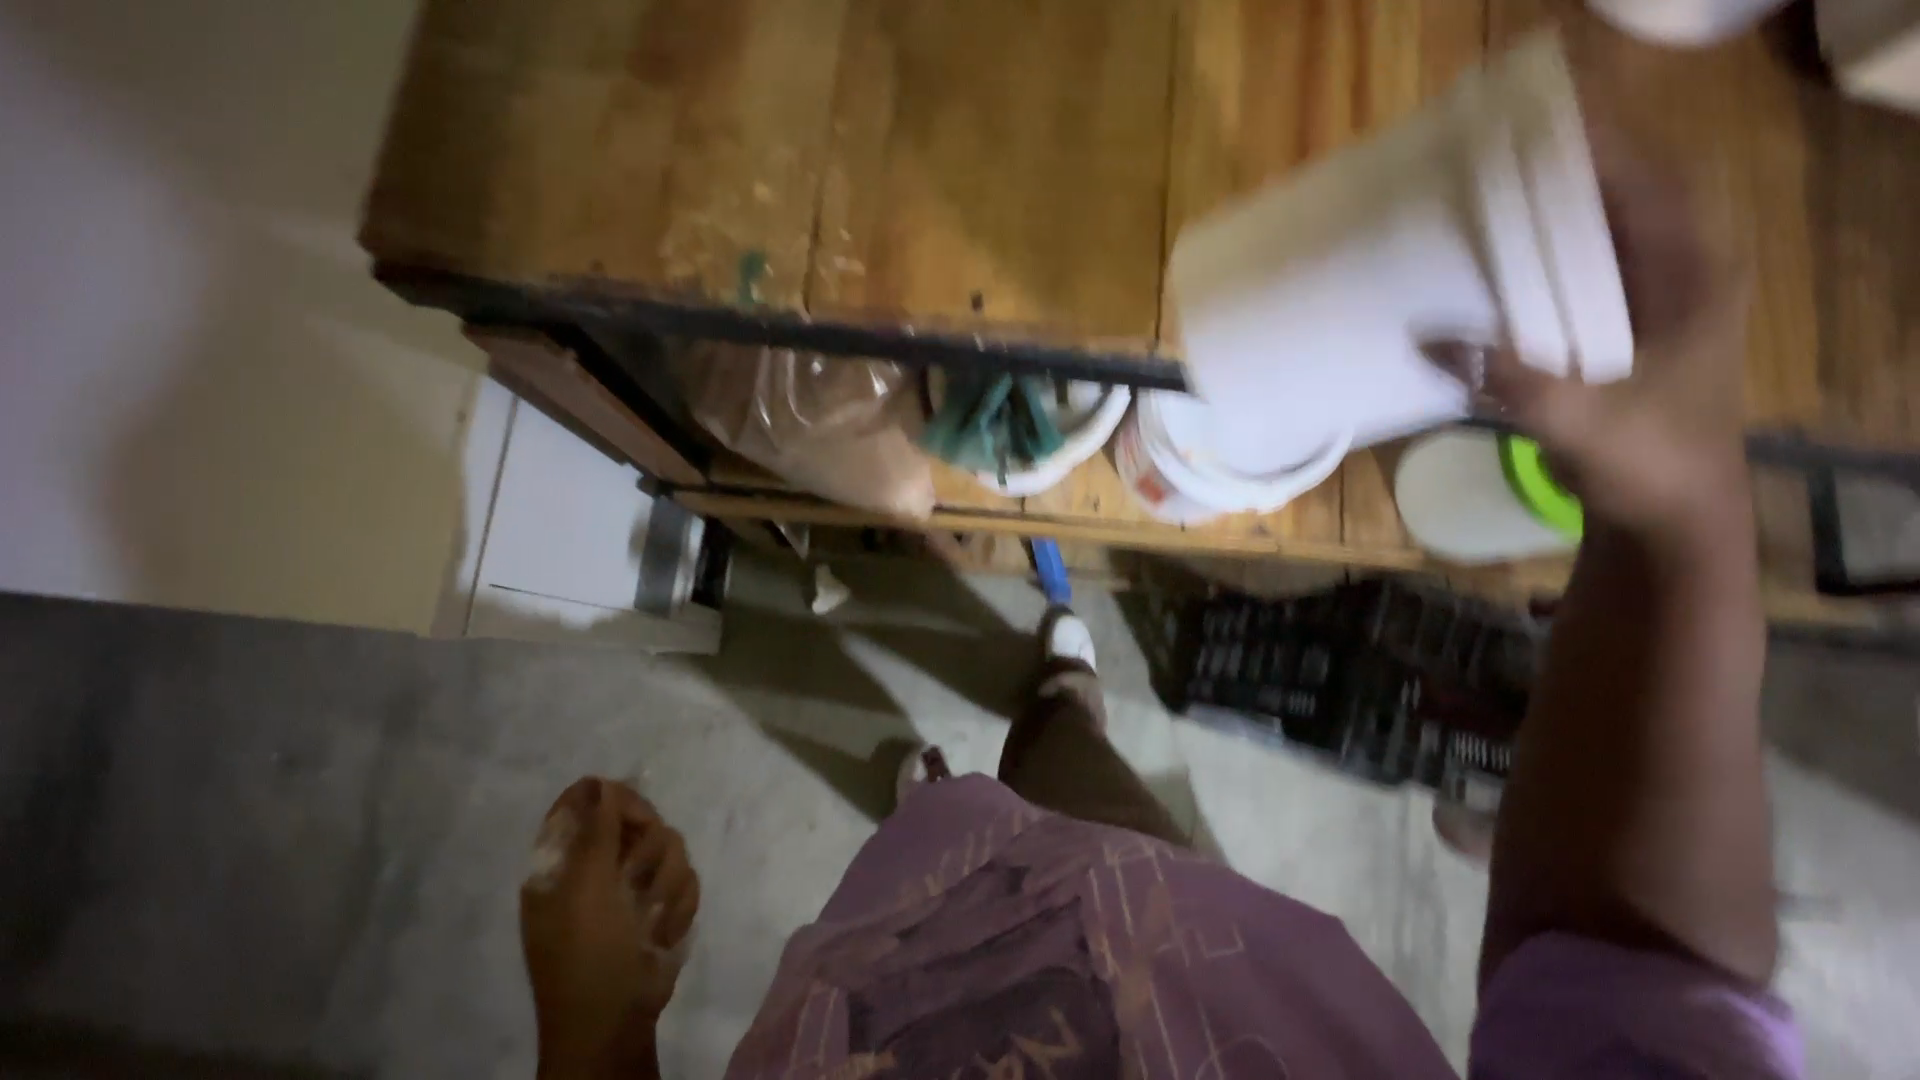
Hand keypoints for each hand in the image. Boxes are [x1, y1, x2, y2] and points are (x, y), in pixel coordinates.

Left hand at [520, 777, 698, 1077]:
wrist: (614, 1020)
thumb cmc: (589, 953)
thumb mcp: (584, 888)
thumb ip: (596, 830)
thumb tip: (600, 782)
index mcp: (566, 857)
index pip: (590, 798)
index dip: (617, 802)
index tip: (636, 823)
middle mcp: (599, 863)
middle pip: (639, 817)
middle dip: (649, 850)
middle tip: (640, 881)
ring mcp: (632, 884)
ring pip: (671, 846)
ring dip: (666, 884)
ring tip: (651, 920)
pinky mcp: (660, 904)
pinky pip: (686, 879)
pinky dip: (678, 906)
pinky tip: (663, 932)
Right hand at [1427, 141, 1752, 548]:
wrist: (1667, 522)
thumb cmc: (1651, 464)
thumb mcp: (1582, 420)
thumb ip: (1512, 379)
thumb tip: (1426, 339)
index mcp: (1691, 283)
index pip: (1650, 191)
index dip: (1596, 157)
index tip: (1526, 139)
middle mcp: (1671, 284)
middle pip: (1612, 212)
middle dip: (1551, 190)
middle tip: (1481, 175)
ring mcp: (1639, 314)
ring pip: (1585, 252)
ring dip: (1533, 236)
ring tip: (1470, 218)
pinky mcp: (1608, 343)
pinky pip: (1563, 293)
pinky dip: (1525, 282)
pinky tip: (1476, 284)